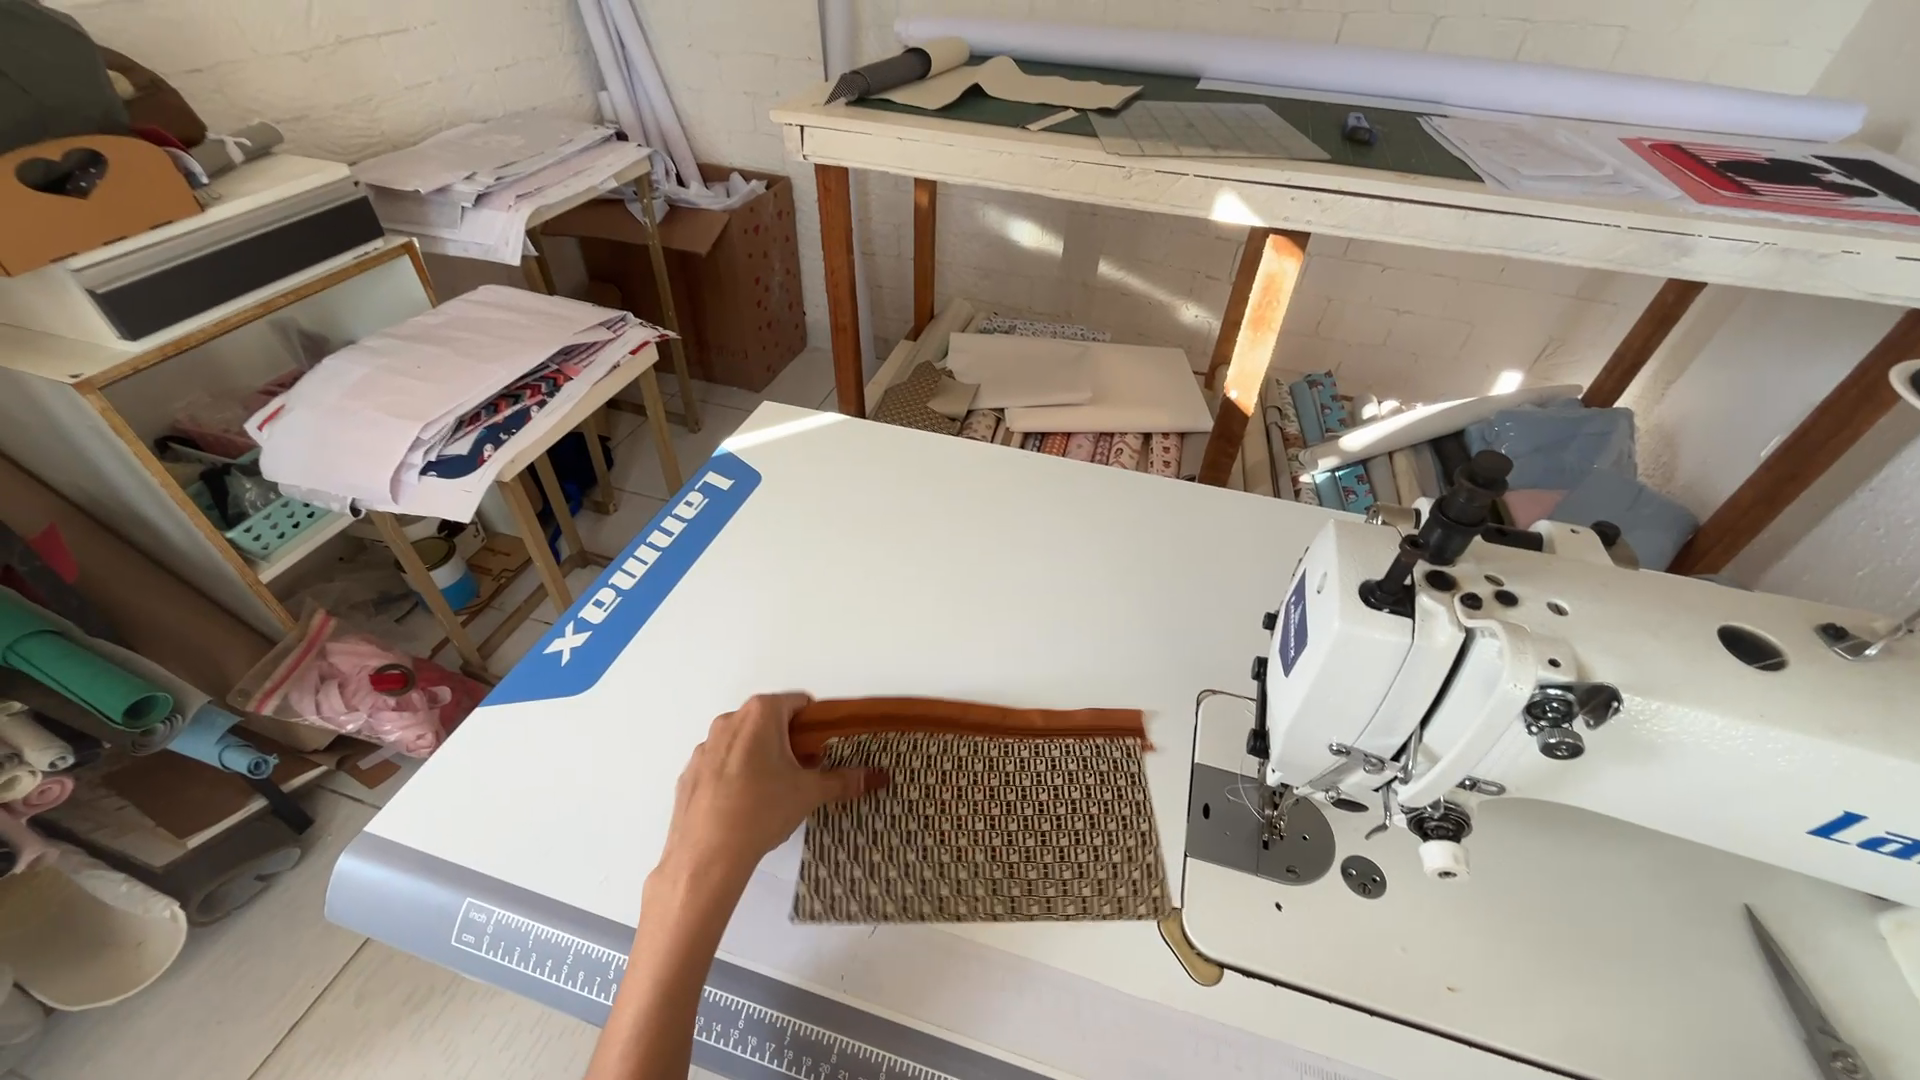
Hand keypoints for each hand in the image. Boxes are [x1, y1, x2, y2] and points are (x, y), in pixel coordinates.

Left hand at [657, 693, 888, 883]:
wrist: (707, 855)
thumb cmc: (761, 811)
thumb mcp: (810, 793)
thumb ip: (844, 780)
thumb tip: (876, 777)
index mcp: (761, 714)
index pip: (799, 703)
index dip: (816, 725)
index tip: (823, 749)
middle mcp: (730, 721)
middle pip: (769, 721)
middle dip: (789, 741)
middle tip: (803, 772)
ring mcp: (706, 746)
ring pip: (743, 742)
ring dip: (760, 757)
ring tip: (773, 792)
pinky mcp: (690, 772)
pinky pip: (721, 764)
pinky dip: (735, 776)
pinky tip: (744, 805)